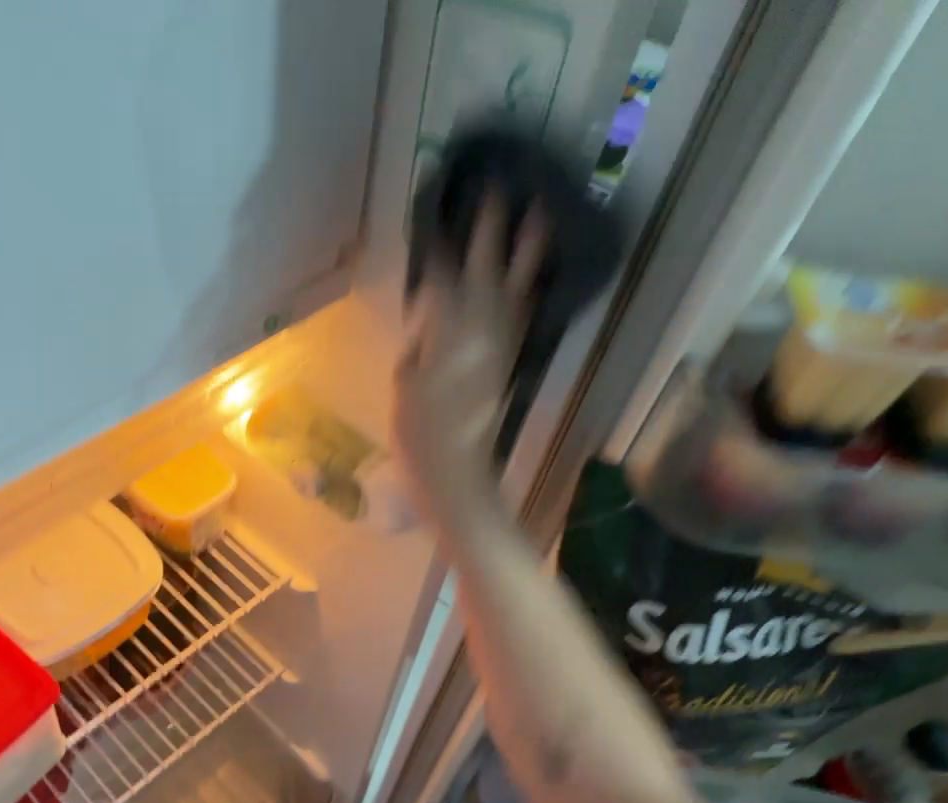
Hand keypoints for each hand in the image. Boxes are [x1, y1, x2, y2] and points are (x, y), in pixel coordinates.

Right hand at [393, 193, 545, 529]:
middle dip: (492, 224)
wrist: (457, 470)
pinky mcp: (512, 354)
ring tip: (540, 209)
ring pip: (519, 280)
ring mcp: (503, 338)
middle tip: (497, 186)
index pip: (443, 267)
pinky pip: (525, 307)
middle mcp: (483, 322)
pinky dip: (529, 282)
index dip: (440, 237)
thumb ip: (421, 334)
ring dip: (529, 245)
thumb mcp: (407, 377)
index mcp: (450, 325)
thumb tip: (432, 306)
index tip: (438, 206)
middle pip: (489, 262)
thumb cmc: (420, 429)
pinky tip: (534, 268)